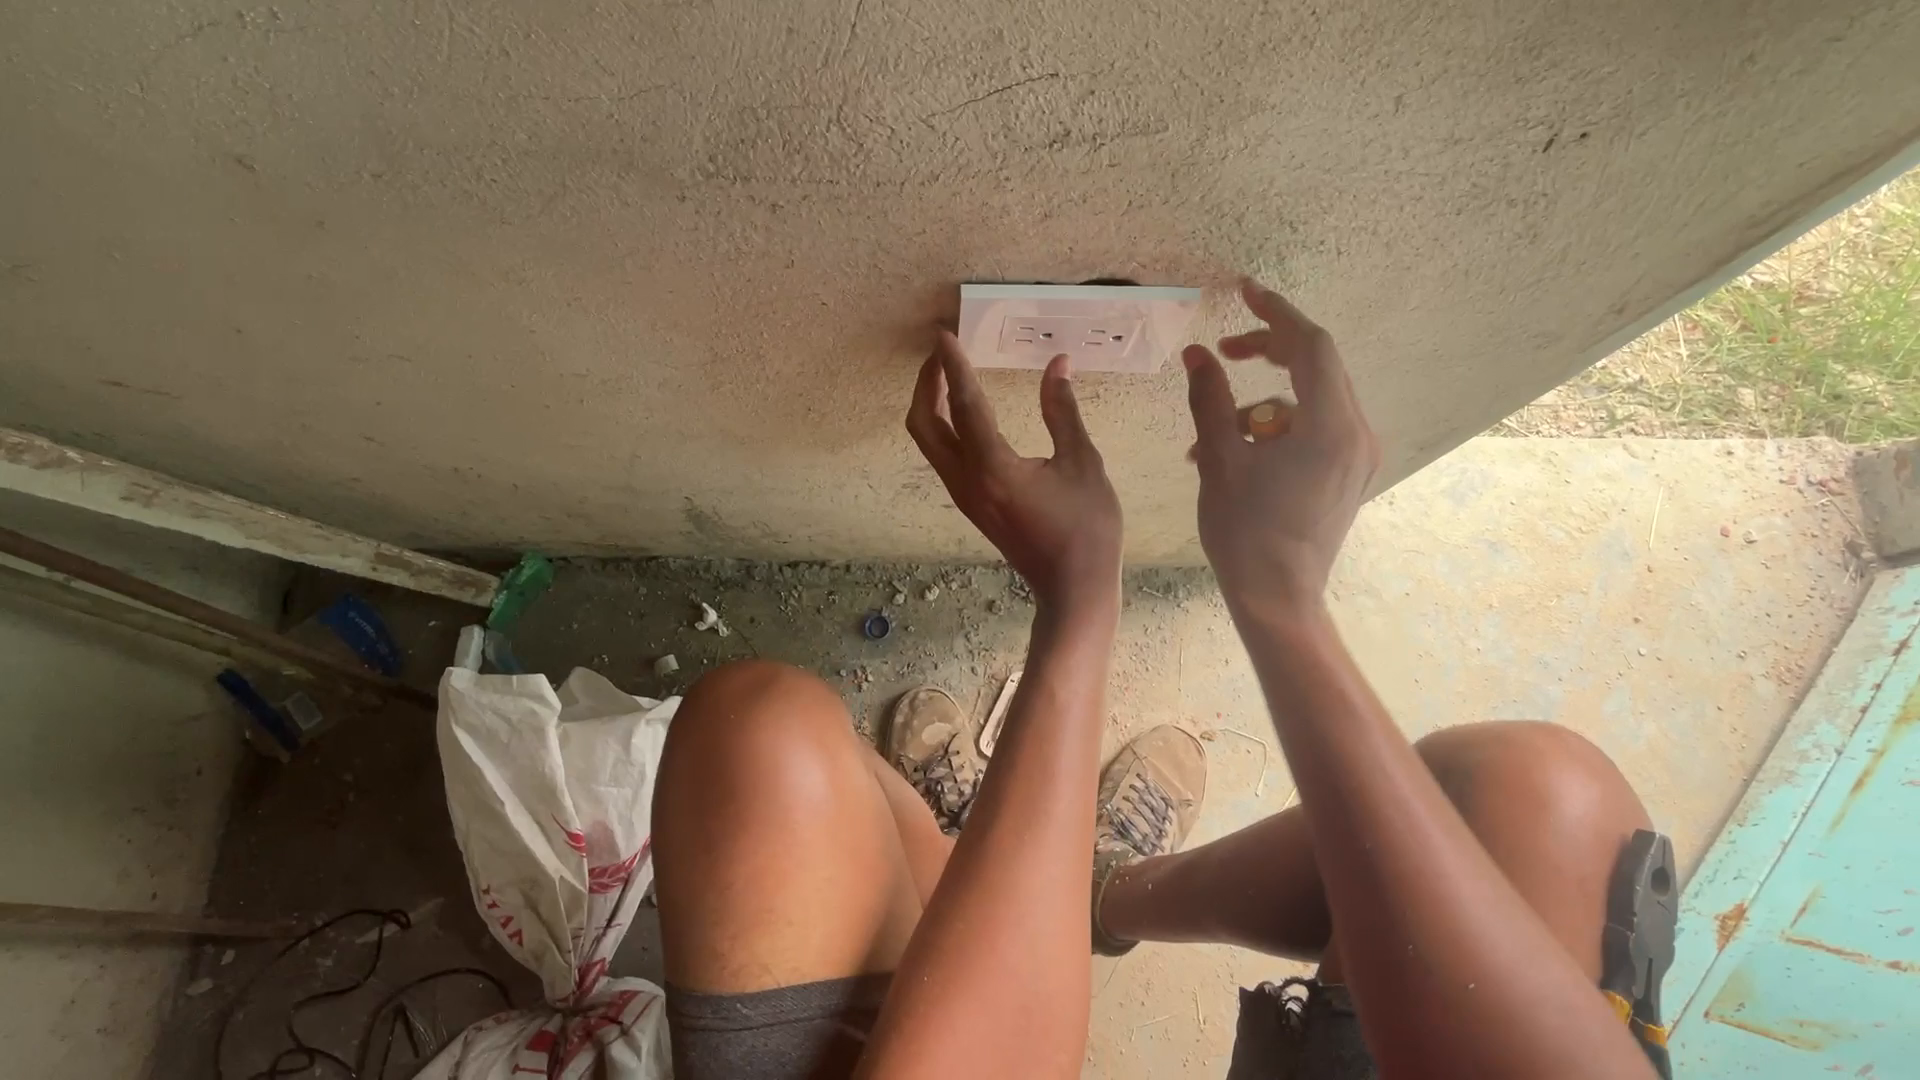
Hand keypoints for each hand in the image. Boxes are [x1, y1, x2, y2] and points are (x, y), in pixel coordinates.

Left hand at [906, 331, 1121, 612]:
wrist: (1072, 587)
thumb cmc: (1086, 528)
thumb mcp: (1082, 464)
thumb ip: (1063, 411)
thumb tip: (1057, 365)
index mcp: (994, 468)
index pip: (965, 404)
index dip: (954, 365)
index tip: (944, 334)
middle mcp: (967, 481)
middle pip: (924, 424)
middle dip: (927, 383)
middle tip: (942, 351)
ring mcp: (964, 495)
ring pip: (928, 441)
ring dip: (931, 403)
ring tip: (949, 372)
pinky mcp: (971, 504)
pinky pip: (942, 456)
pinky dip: (942, 425)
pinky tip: (963, 411)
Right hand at [1182, 280, 1380, 618]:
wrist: (1277, 596)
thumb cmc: (1244, 532)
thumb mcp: (1219, 459)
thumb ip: (1210, 399)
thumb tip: (1198, 354)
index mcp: (1330, 426)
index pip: (1311, 346)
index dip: (1276, 313)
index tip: (1245, 292)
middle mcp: (1356, 434)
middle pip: (1316, 368)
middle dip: (1267, 354)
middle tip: (1223, 354)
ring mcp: (1357, 456)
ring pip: (1309, 403)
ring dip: (1260, 406)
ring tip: (1211, 438)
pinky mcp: (1349, 474)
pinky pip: (1314, 430)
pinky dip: (1275, 431)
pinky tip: (1237, 456)